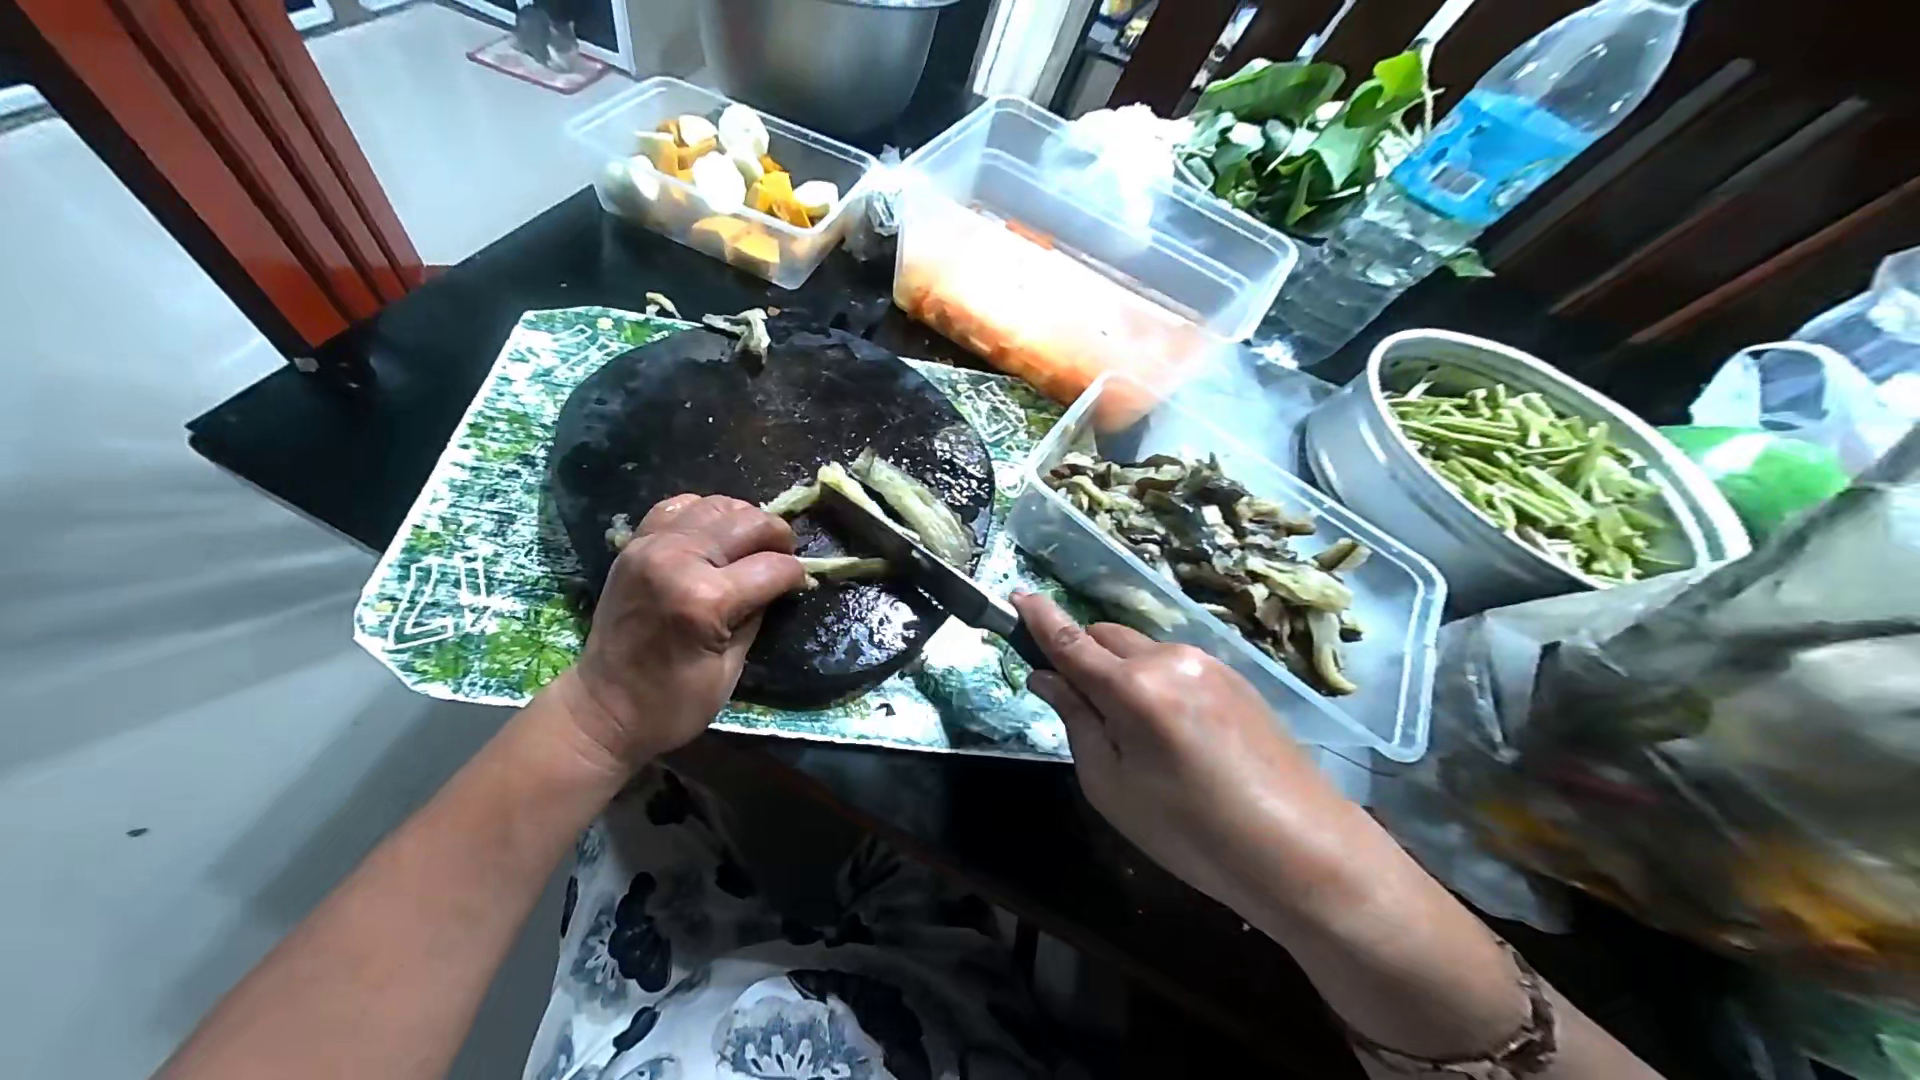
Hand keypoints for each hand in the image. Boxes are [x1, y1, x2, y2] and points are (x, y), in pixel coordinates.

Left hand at [552, 494, 806, 772]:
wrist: (601, 709)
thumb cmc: (672, 704)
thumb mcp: (731, 669)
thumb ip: (757, 615)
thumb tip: (781, 583)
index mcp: (705, 600)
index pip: (773, 566)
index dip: (796, 574)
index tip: (802, 584)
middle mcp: (677, 560)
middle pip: (749, 522)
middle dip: (778, 536)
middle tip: (785, 556)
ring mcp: (651, 547)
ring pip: (717, 504)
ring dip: (744, 520)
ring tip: (752, 544)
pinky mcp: (634, 545)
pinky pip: (678, 507)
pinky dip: (704, 513)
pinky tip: (715, 535)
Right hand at [1012, 592, 1363, 916]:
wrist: (1301, 849)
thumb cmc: (1190, 831)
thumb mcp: (1111, 785)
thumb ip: (1075, 720)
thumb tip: (1047, 678)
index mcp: (1132, 687)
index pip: (1070, 640)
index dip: (1039, 618)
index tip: (1017, 596)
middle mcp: (1169, 659)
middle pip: (1106, 637)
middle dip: (1083, 657)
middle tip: (1082, 706)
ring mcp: (1208, 663)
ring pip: (1141, 650)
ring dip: (1121, 671)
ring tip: (1135, 732)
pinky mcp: (1236, 676)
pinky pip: (1174, 664)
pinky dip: (1154, 680)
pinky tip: (1173, 731)